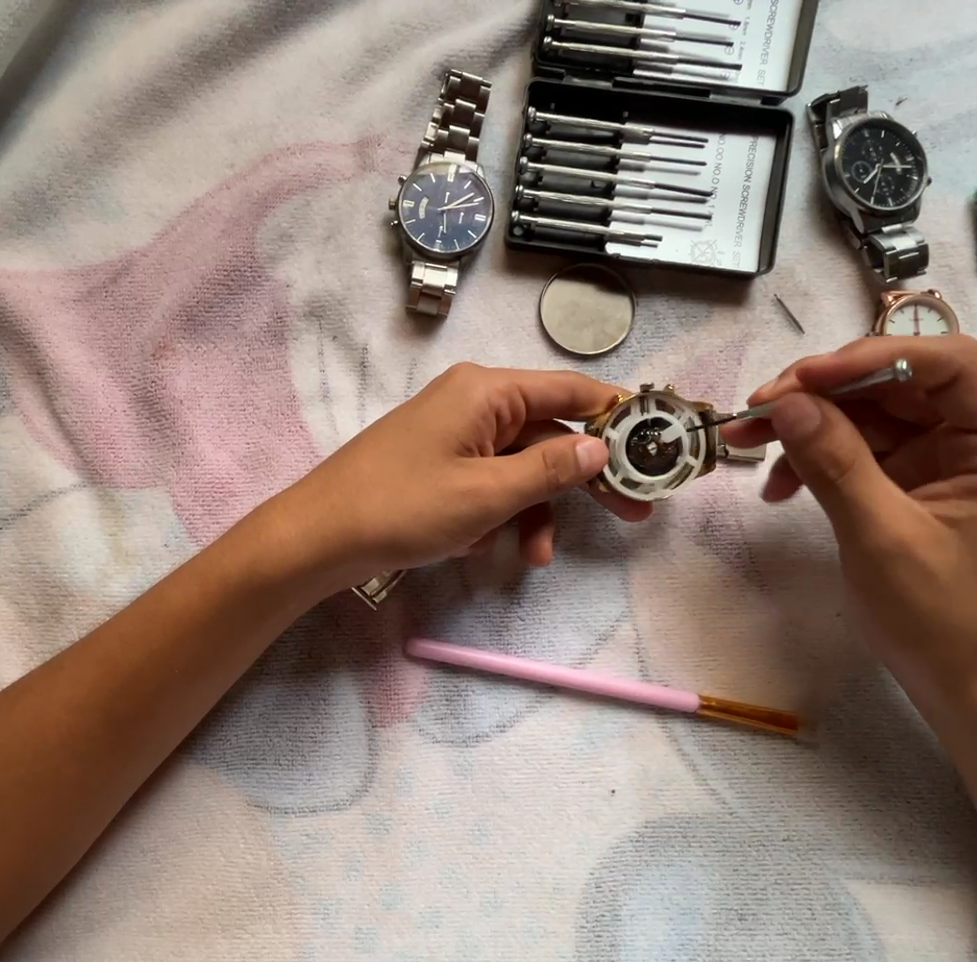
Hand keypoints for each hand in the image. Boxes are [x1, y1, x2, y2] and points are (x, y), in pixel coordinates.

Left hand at [270, 363, 650, 591]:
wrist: (320, 537)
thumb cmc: (403, 507)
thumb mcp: (488, 493)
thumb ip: (551, 469)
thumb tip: (600, 445)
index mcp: (486, 390)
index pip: (571, 390)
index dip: (618, 418)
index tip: (656, 448)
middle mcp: (473, 402)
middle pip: (550, 432)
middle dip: (584, 477)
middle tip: (631, 513)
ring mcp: (453, 435)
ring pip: (519, 467)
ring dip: (535, 511)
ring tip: (534, 557)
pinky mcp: (437, 465)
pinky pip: (487, 483)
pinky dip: (497, 514)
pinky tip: (483, 548)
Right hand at [723, 335, 976, 709]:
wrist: (963, 680)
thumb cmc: (939, 614)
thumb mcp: (879, 534)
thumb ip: (833, 460)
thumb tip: (786, 402)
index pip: (945, 363)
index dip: (868, 359)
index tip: (796, 381)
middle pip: (897, 384)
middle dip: (820, 395)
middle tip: (754, 413)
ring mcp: (951, 457)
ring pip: (870, 414)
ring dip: (806, 426)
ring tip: (746, 442)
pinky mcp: (919, 480)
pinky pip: (862, 448)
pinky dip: (815, 458)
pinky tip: (778, 487)